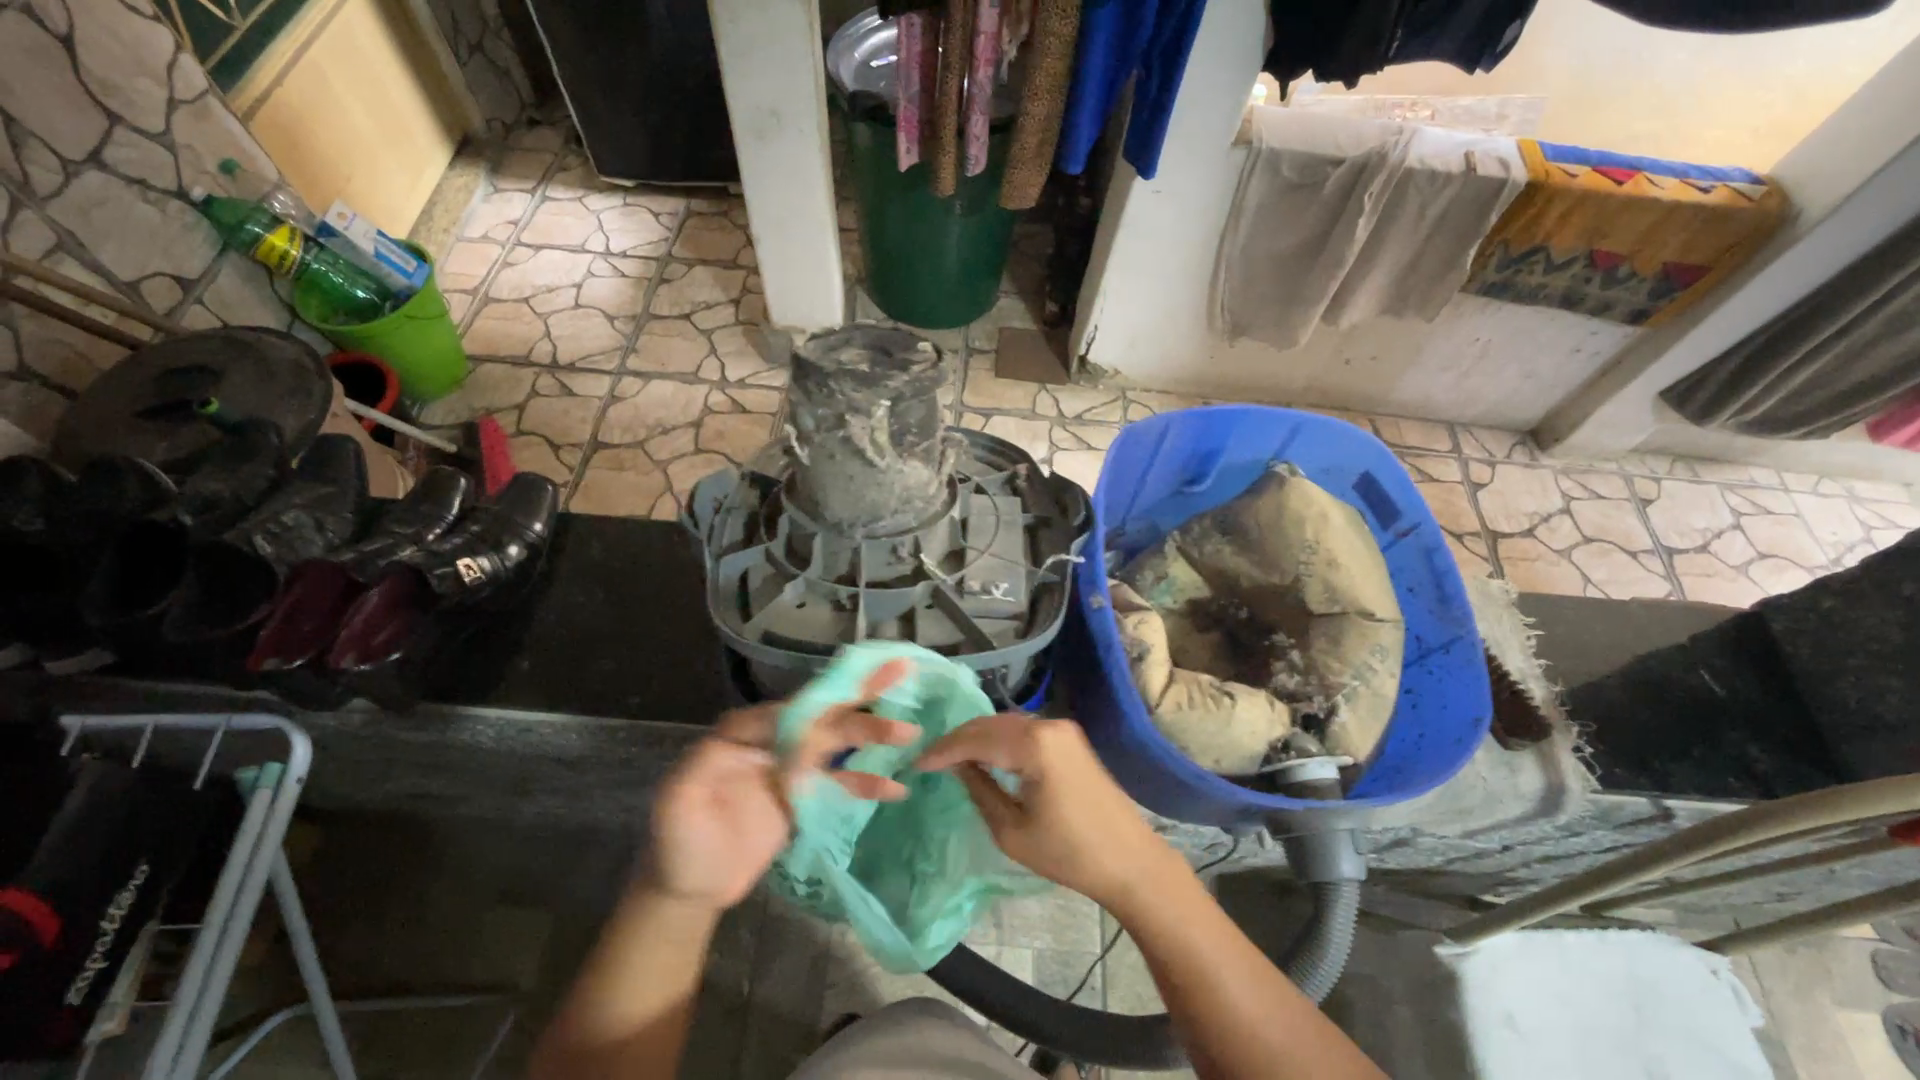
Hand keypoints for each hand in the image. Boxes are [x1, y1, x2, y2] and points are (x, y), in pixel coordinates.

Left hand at [645, 660, 919, 910]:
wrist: (690, 889)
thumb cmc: (678, 844)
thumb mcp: (678, 801)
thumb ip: (706, 763)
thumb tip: (748, 736)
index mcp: (737, 735)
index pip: (782, 710)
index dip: (817, 704)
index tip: (852, 700)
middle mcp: (767, 741)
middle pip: (817, 716)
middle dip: (857, 699)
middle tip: (899, 674)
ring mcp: (788, 767)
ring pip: (834, 743)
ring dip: (871, 735)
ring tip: (909, 733)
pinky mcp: (804, 796)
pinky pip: (839, 783)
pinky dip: (867, 783)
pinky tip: (895, 786)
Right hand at [916, 714, 1180, 911]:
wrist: (1130, 861)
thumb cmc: (1068, 853)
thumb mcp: (1011, 830)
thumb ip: (979, 790)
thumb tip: (956, 766)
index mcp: (1033, 745)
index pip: (975, 739)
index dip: (943, 750)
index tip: (916, 764)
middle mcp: (1048, 726)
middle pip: (990, 724)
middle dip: (957, 740)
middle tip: (928, 759)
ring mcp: (1063, 730)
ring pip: (1006, 724)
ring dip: (978, 738)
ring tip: (949, 759)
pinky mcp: (1071, 740)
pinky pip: (1024, 731)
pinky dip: (999, 740)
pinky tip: (983, 757)